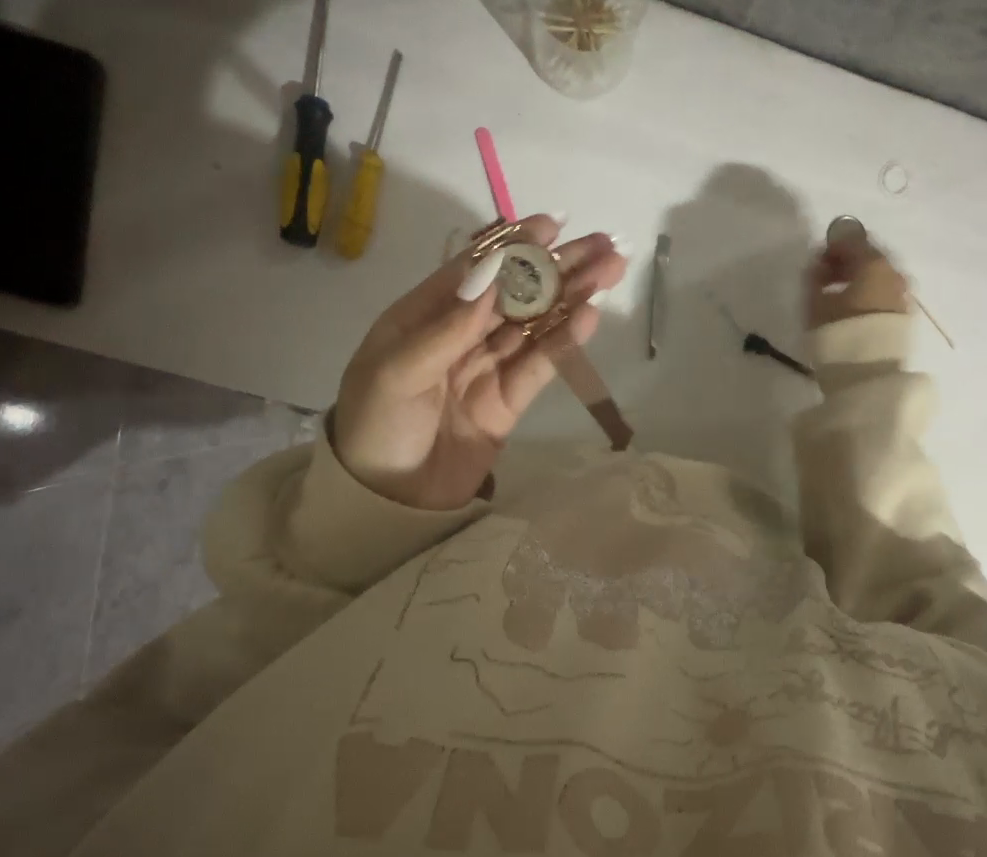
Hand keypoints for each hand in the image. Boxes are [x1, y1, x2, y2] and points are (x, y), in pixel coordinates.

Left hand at [332, 214, 627, 510]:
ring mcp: (485, 369)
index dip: (512, 245)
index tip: (551, 224)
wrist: (388, 501)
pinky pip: (538, 366)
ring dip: (571, 298)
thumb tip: (492, 280)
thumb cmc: (376, 427)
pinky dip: (563, 343)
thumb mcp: (395, 373)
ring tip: (611, 270)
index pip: (473, 270)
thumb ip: (445, 329)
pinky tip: (589, 316)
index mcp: (421, 317)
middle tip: (604, 244)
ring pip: (534, 325)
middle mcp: (458, 335)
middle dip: (556, 266)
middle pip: (513, 293)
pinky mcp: (507, 404)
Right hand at [807, 229, 907, 329]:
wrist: (870, 372)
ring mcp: (903, 293)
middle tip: (826, 278)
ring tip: (839, 298)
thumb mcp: (815, 305)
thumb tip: (817, 266)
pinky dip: (870, 294)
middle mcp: (893, 272)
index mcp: (872, 263)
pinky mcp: (905, 314)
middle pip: (869, 257)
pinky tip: (855, 309)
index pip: (852, 240)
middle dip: (847, 263)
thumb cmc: (839, 333)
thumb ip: (814, 278)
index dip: (832, 247)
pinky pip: (885, 293)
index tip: (816, 262)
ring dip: (859, 280)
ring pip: (879, 276)